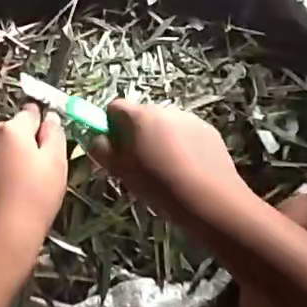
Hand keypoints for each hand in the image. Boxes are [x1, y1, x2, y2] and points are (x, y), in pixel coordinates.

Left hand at [0, 104, 67, 263]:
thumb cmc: (33, 198)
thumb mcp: (55, 163)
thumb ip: (55, 135)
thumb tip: (50, 117)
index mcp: (11, 129)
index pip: (30, 112)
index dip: (41, 124)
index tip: (49, 142)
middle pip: (10, 130)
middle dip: (23, 142)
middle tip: (38, 168)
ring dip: (7, 158)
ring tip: (20, 185)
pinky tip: (3, 194)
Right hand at [90, 100, 253, 227]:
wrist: (209, 199)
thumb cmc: (158, 184)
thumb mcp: (121, 171)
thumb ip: (102, 150)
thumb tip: (97, 139)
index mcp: (139, 116)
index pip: (114, 107)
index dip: (111, 125)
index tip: (116, 148)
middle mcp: (164, 109)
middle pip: (141, 115)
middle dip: (137, 134)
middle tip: (140, 163)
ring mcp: (188, 118)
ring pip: (165, 125)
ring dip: (161, 140)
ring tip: (167, 170)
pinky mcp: (208, 130)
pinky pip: (187, 133)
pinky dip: (183, 146)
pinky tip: (187, 170)